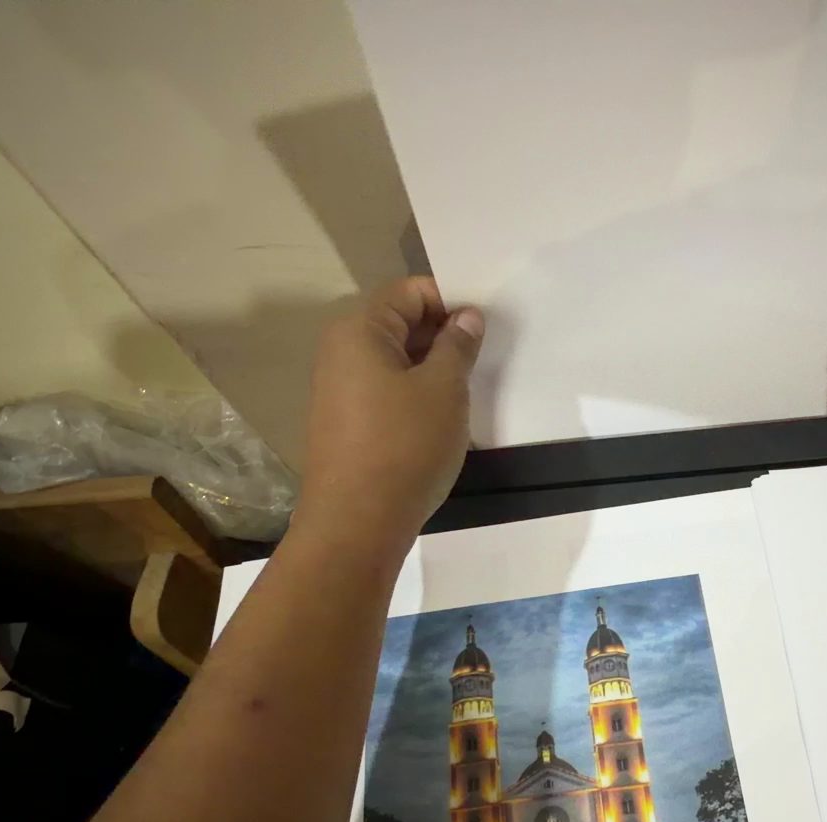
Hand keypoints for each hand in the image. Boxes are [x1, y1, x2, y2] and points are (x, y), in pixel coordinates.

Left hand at [294, 278, 483, 547]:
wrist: (358, 523)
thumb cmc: (405, 446)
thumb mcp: (444, 390)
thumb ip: (458, 346)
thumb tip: (466, 316)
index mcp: (360, 331)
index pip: (409, 292)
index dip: (450, 300)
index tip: (486, 326)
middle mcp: (341, 353)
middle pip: (400, 325)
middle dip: (444, 336)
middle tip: (484, 358)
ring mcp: (340, 392)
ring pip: (396, 364)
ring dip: (433, 371)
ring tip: (468, 392)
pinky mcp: (346, 426)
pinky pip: (386, 394)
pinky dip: (416, 398)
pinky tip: (441, 421)